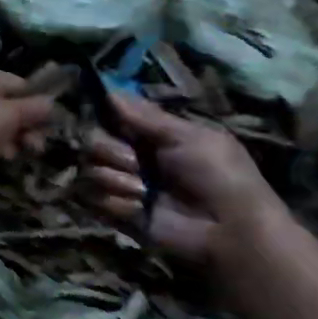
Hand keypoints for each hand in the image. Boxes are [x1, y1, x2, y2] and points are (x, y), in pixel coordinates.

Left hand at [0, 68, 56, 179]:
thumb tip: (52, 103)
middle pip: (5, 103)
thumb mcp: (10, 116)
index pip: (17, 83)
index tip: (47, 124)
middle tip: (35, 146)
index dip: (35, 103)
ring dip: (10, 137)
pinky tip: (0, 156)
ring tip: (18, 154)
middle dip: (23, 125)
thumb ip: (35, 108)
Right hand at [82, 92, 286, 263]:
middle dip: (109, 149)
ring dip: (114, 178)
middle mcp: (132, 156)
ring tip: (142, 191)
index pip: (111, 116)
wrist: (229, 228)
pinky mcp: (119, 214)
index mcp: (151, 134)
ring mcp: (123, 185)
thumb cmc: (217, 174)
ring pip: (88, 170)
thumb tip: (111, 90)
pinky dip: (115, 202)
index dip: (104, 115)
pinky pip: (93, 200)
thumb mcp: (188, 136)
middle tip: (135, 162)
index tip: (105, 115)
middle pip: (91, 141)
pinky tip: (138, 208)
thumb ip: (146, 116)